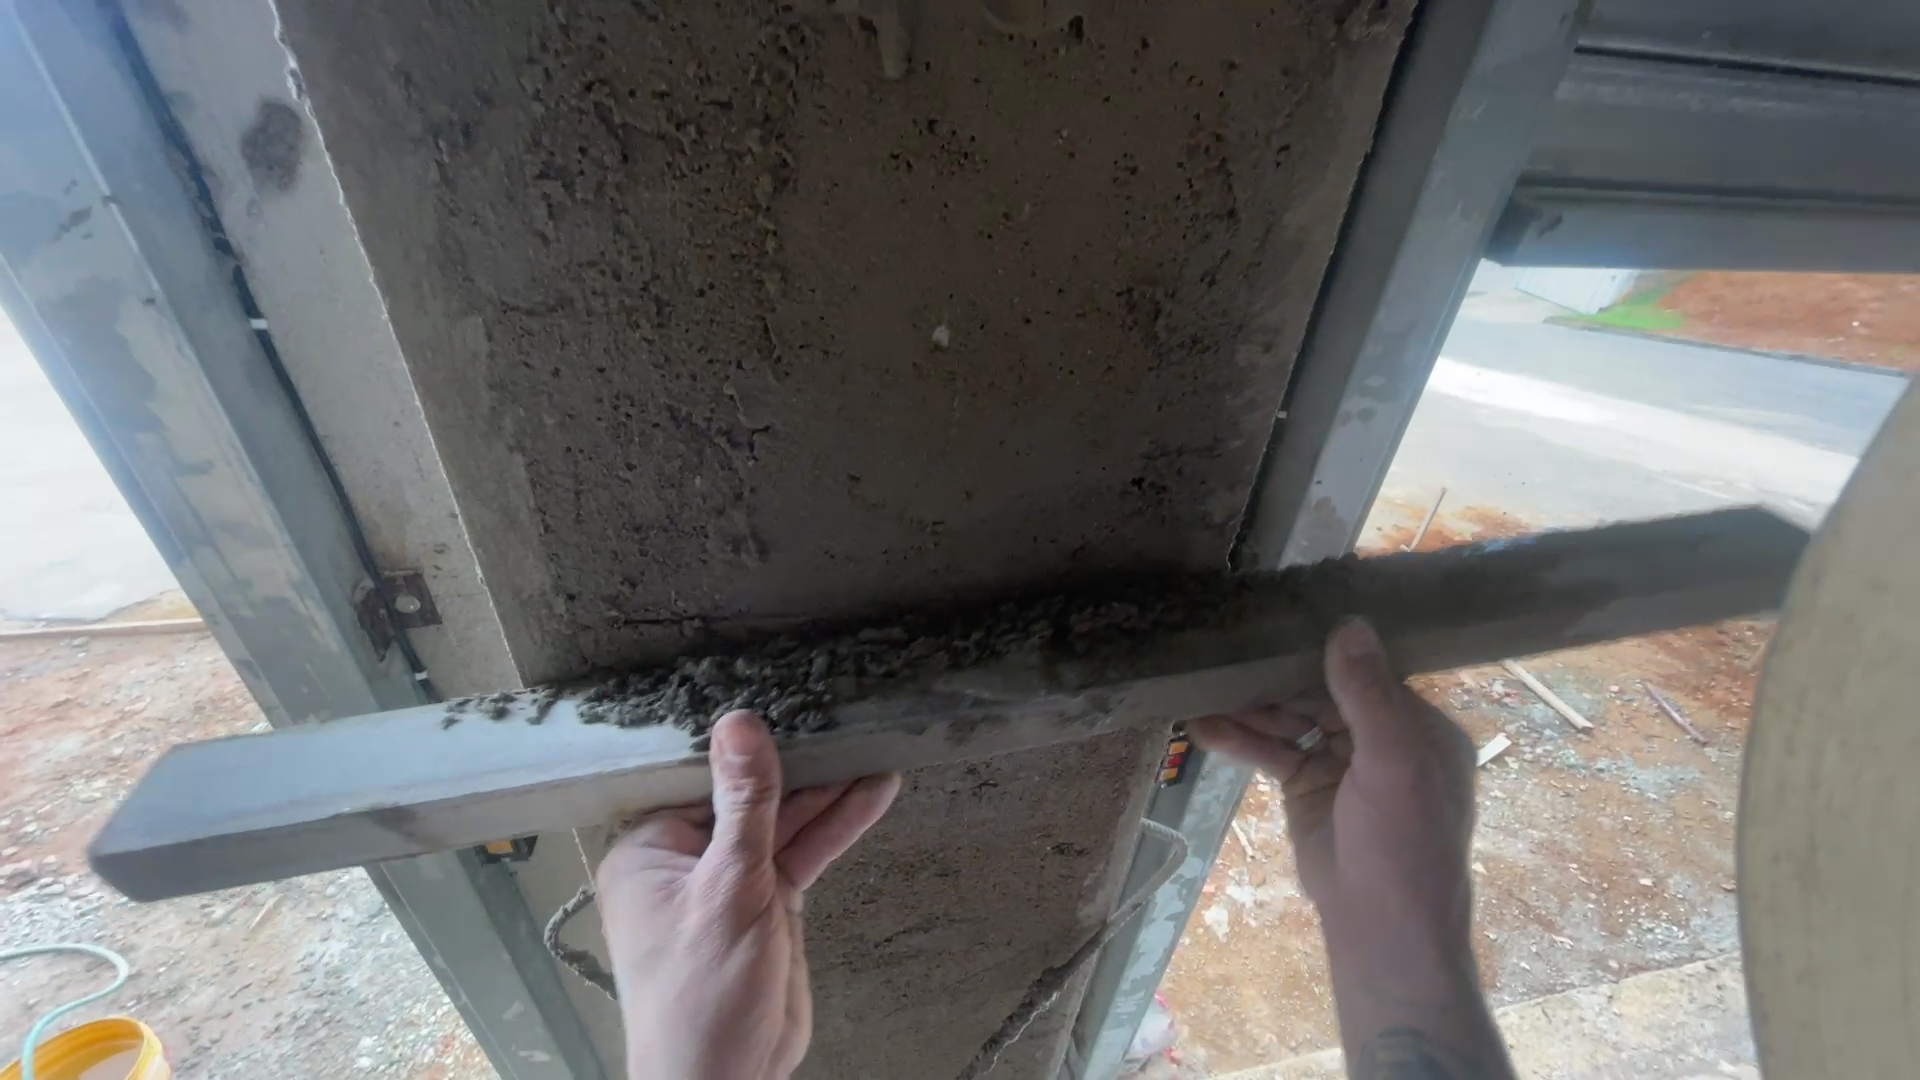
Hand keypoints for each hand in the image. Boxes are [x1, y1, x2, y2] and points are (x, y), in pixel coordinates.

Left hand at [597, 711, 900, 1079]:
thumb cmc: (706, 988)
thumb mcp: (730, 886)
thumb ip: (745, 802)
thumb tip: (739, 719)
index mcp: (651, 847)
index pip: (703, 776)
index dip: (750, 740)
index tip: (792, 696)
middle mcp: (689, 856)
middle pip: (753, 796)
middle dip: (804, 767)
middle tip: (848, 721)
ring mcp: (733, 877)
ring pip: (786, 822)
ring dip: (831, 794)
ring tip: (876, 751)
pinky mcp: (770, 898)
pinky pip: (804, 850)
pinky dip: (839, 826)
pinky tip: (876, 793)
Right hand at [1191, 619, 1512, 1078]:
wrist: (1378, 927)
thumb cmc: (1400, 841)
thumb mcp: (1391, 762)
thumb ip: (1368, 694)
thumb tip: (1350, 622)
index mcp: (1417, 727)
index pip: (1365, 674)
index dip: (1322, 652)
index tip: (1277, 626)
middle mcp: (1378, 738)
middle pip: (1318, 694)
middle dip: (1273, 685)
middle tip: (1226, 664)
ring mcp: (1339, 762)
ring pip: (1288, 722)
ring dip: (1248, 713)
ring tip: (1204, 698)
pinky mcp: (1306, 784)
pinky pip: (1271, 752)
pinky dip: (1241, 742)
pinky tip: (1206, 730)